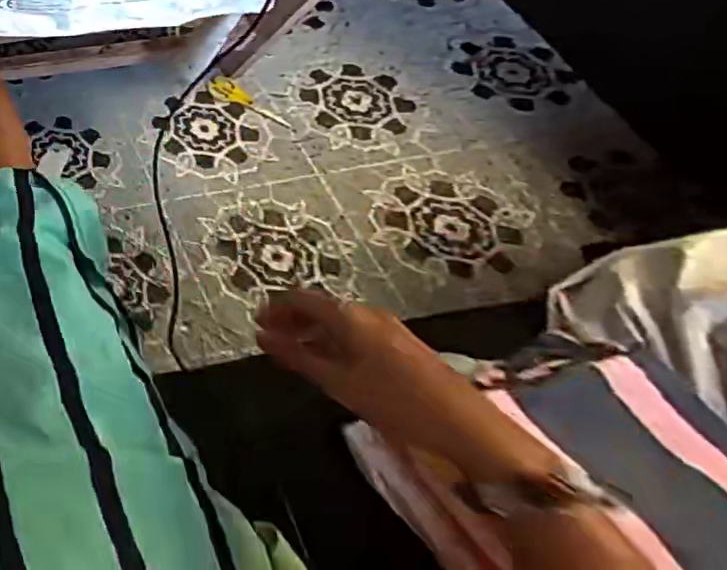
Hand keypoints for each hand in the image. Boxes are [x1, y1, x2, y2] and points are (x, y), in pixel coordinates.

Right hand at [256, 289, 560, 483]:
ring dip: (312, 332)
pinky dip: (333, 340)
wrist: (469, 428)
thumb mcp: (339, 382)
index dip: (275, 308)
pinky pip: (355, 331)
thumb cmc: (396, 402)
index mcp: (348, 315)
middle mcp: (365, 311)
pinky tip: (329, 362)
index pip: (300, 298)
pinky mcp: (400, 343)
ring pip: (337, 320)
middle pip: (319, 306)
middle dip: (292, 319)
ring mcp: (386, 325)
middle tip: (271, 339)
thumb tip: (262, 337)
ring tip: (295, 353)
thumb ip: (298, 357)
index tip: (257, 323)